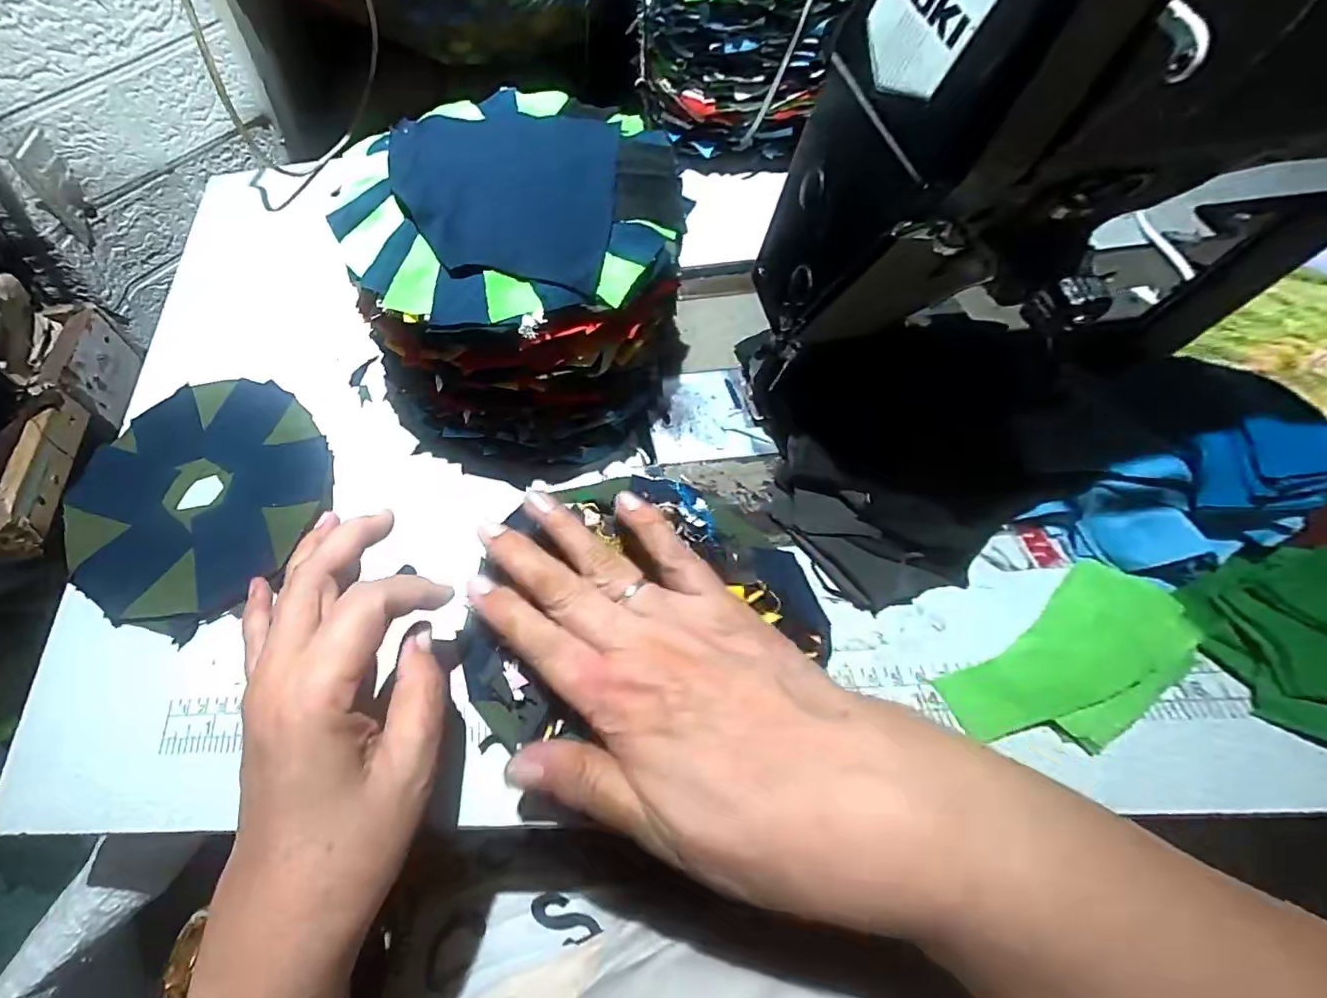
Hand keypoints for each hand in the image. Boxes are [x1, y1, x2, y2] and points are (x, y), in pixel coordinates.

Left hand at [193, 511, 452, 997]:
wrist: (286, 906)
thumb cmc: (356, 842)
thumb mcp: (410, 769)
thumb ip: (420, 689)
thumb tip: (423, 634)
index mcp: (316, 688)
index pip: (367, 603)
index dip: (412, 586)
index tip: (449, 597)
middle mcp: (278, 675)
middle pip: (310, 582)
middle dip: (348, 539)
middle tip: (388, 514)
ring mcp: (260, 688)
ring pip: (281, 599)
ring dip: (310, 555)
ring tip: (336, 518)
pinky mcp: (258, 704)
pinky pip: (256, 637)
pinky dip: (265, 601)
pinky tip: (267, 579)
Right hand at [468, 490, 999, 942]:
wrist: (853, 793)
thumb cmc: (748, 826)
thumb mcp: (656, 827)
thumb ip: (584, 783)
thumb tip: (514, 762)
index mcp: (612, 699)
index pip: (540, 645)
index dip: (504, 613)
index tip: (473, 581)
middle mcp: (639, 646)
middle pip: (567, 593)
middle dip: (523, 558)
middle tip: (487, 523)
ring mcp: (685, 619)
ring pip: (614, 566)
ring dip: (572, 532)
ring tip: (538, 499)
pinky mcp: (729, 609)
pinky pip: (683, 558)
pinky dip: (656, 527)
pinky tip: (630, 502)